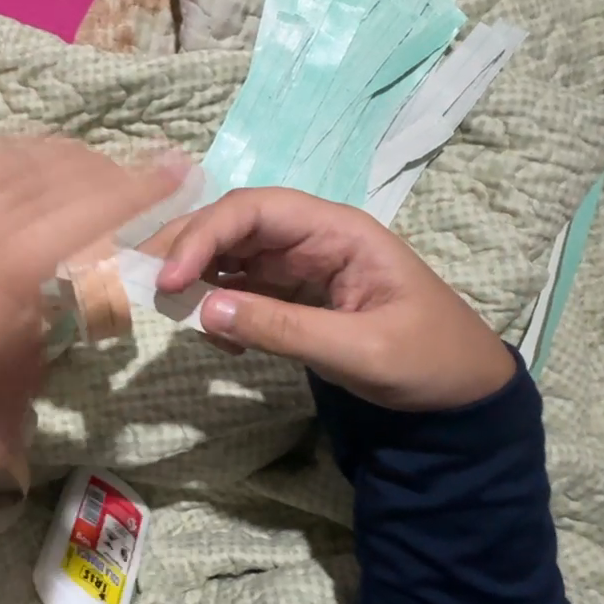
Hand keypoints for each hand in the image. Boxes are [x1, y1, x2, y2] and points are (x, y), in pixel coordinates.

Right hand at [144, 187, 514, 411]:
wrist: (459, 392)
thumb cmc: (427, 359)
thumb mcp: (361, 349)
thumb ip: (283, 328)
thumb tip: (203, 311)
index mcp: (336, 231)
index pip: (254, 210)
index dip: (204, 235)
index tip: (168, 278)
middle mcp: (308, 238)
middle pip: (231, 223)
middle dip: (185, 247)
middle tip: (144, 283)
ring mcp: (295, 266)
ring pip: (226, 253)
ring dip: (192, 275)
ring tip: (170, 307)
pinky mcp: (287, 295)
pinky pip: (235, 288)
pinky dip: (214, 306)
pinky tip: (218, 336)